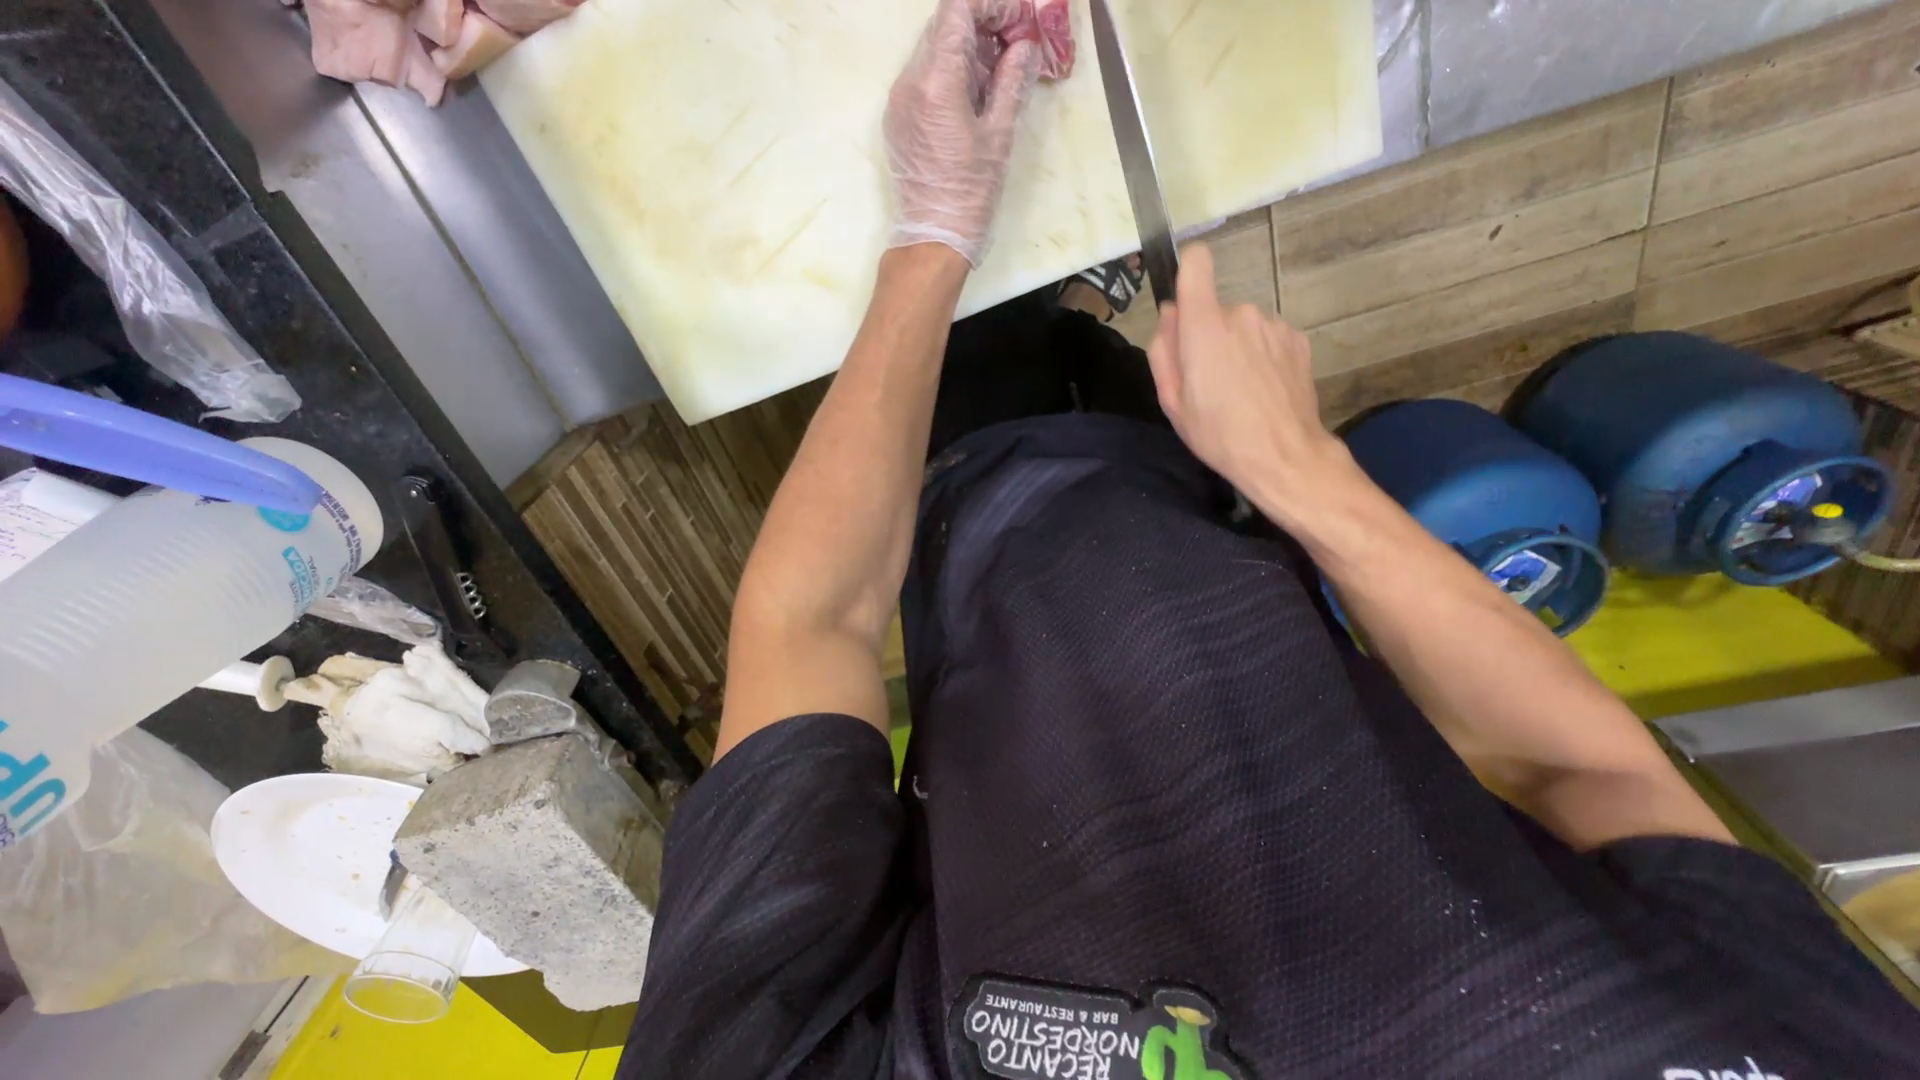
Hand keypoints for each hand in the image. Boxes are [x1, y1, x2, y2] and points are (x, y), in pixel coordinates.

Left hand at [884, 0, 1040, 266]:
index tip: (1020, 19)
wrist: (934, 235)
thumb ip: (1011, 81)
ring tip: (1001, 69)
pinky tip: (977, 92)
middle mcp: (908, 82)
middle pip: (944, 26)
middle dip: (984, 23)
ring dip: (969, 47)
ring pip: (934, 49)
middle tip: (1017, 42)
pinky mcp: (899, 117)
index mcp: (935, 82)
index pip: (958, 9)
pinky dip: (953, 71)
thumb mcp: (999, 133)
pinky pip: (924, 76)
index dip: (992, 4)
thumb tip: (1024, 46)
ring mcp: (899, 100)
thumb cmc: (970, 191)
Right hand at [1146, 243, 1352, 520]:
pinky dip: (1263, 357)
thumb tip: (1170, 316)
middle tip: (1210, 381)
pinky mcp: (1297, 339)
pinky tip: (1265, 390)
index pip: (1196, 264)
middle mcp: (1241, 313)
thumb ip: (1163, 350)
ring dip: (1238, 347)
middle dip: (1210, 336)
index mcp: (1204, 326)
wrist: (1283, 455)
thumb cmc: (1218, 433)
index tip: (1186, 299)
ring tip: (1241, 390)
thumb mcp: (1172, 401)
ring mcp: (1274, 325)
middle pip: (1216, 310)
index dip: (1188, 272)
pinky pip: (1268, 339)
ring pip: (1244, 326)